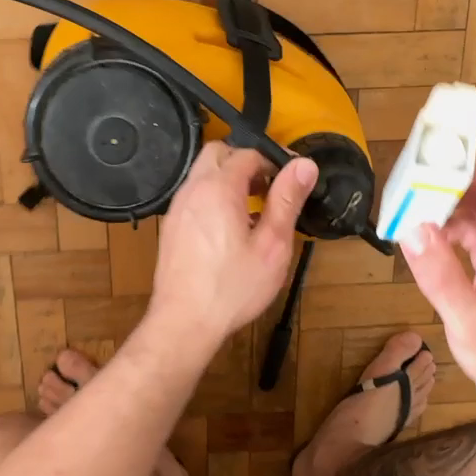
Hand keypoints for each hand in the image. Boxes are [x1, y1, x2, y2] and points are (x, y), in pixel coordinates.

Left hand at [147, 142, 318, 342]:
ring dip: (228, 182)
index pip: (248, 153)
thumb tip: (304, 166)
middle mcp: (192, 191)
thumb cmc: (231, 289)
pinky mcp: (171, 229)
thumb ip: (287, 201)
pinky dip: (212, 200)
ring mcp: (177, 210)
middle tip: (269, 190)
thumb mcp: (272, 245)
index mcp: (218, 189)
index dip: (274, 161)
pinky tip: (229, 232)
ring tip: (252, 213)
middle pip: (218, 154)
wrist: (184, 322)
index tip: (291, 180)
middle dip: (246, 163)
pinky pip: (193, 199)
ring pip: (203, 176)